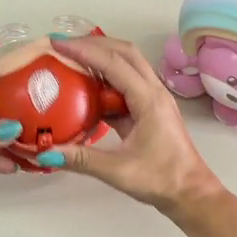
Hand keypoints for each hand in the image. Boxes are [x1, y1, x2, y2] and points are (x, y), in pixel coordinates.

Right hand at [36, 35, 221, 212]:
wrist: (191, 193)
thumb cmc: (160, 179)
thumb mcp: (117, 171)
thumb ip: (80, 159)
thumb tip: (45, 152)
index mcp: (149, 100)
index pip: (113, 63)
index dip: (84, 50)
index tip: (58, 43)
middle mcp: (154, 92)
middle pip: (124, 52)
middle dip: (93, 43)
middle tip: (63, 45)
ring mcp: (154, 99)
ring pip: (128, 65)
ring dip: (101, 56)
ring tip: (71, 58)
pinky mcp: (150, 110)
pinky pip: (126, 84)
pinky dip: (106, 78)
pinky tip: (85, 88)